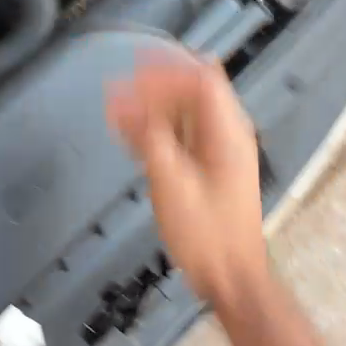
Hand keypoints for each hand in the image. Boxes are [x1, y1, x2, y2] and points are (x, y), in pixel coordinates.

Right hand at [106, 54, 268, 310]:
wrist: (230, 276)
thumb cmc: (207, 236)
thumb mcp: (173, 185)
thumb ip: (152, 140)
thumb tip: (129, 104)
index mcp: (227, 134)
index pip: (201, 80)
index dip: (167, 68)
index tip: (133, 68)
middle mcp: (225, 136)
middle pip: (193, 92)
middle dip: (155, 83)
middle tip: (120, 85)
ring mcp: (216, 154)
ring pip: (183, 114)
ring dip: (151, 106)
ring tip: (116, 104)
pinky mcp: (204, 171)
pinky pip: (178, 138)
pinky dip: (154, 131)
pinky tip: (127, 131)